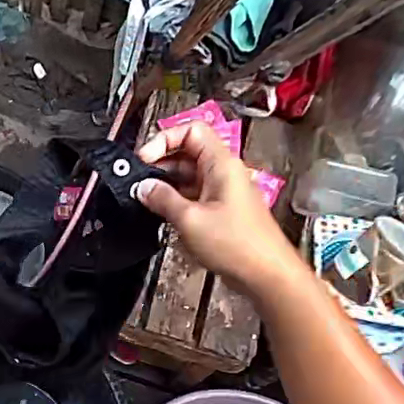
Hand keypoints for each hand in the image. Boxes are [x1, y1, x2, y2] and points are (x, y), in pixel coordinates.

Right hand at [133, 123, 307, 298]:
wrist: (264, 273)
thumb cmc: (237, 244)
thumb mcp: (190, 220)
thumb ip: (162, 199)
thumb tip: (143, 187)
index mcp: (221, 164)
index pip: (191, 131)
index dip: (165, 139)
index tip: (145, 158)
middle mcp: (223, 173)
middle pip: (188, 153)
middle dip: (161, 163)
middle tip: (139, 181)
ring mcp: (223, 193)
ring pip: (189, 176)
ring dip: (166, 184)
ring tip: (146, 199)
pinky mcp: (221, 212)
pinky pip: (194, 196)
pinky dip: (176, 201)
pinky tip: (162, 213)